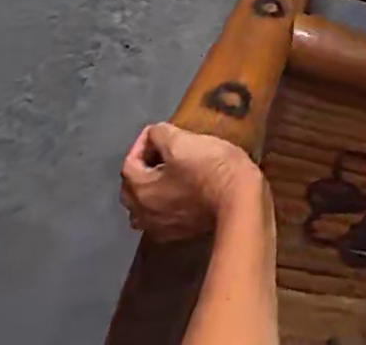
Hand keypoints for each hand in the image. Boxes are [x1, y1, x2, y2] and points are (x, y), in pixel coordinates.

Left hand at [120, 123, 263, 241]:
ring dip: (149, 189)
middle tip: (158, 151)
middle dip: (141, 168)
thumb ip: (160, 134)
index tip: (158, 131)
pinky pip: (161, 216)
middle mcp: (143, 214)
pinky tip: (179, 192)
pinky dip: (163, 202)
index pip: (128, 164)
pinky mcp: (179, 233)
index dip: (140, 144)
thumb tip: (153, 135)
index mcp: (140, 190)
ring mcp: (160, 228)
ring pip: (143, 206)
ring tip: (167, 173)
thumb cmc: (208, 165)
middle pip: (131, 189)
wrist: (237, 197)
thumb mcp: (182, 140)